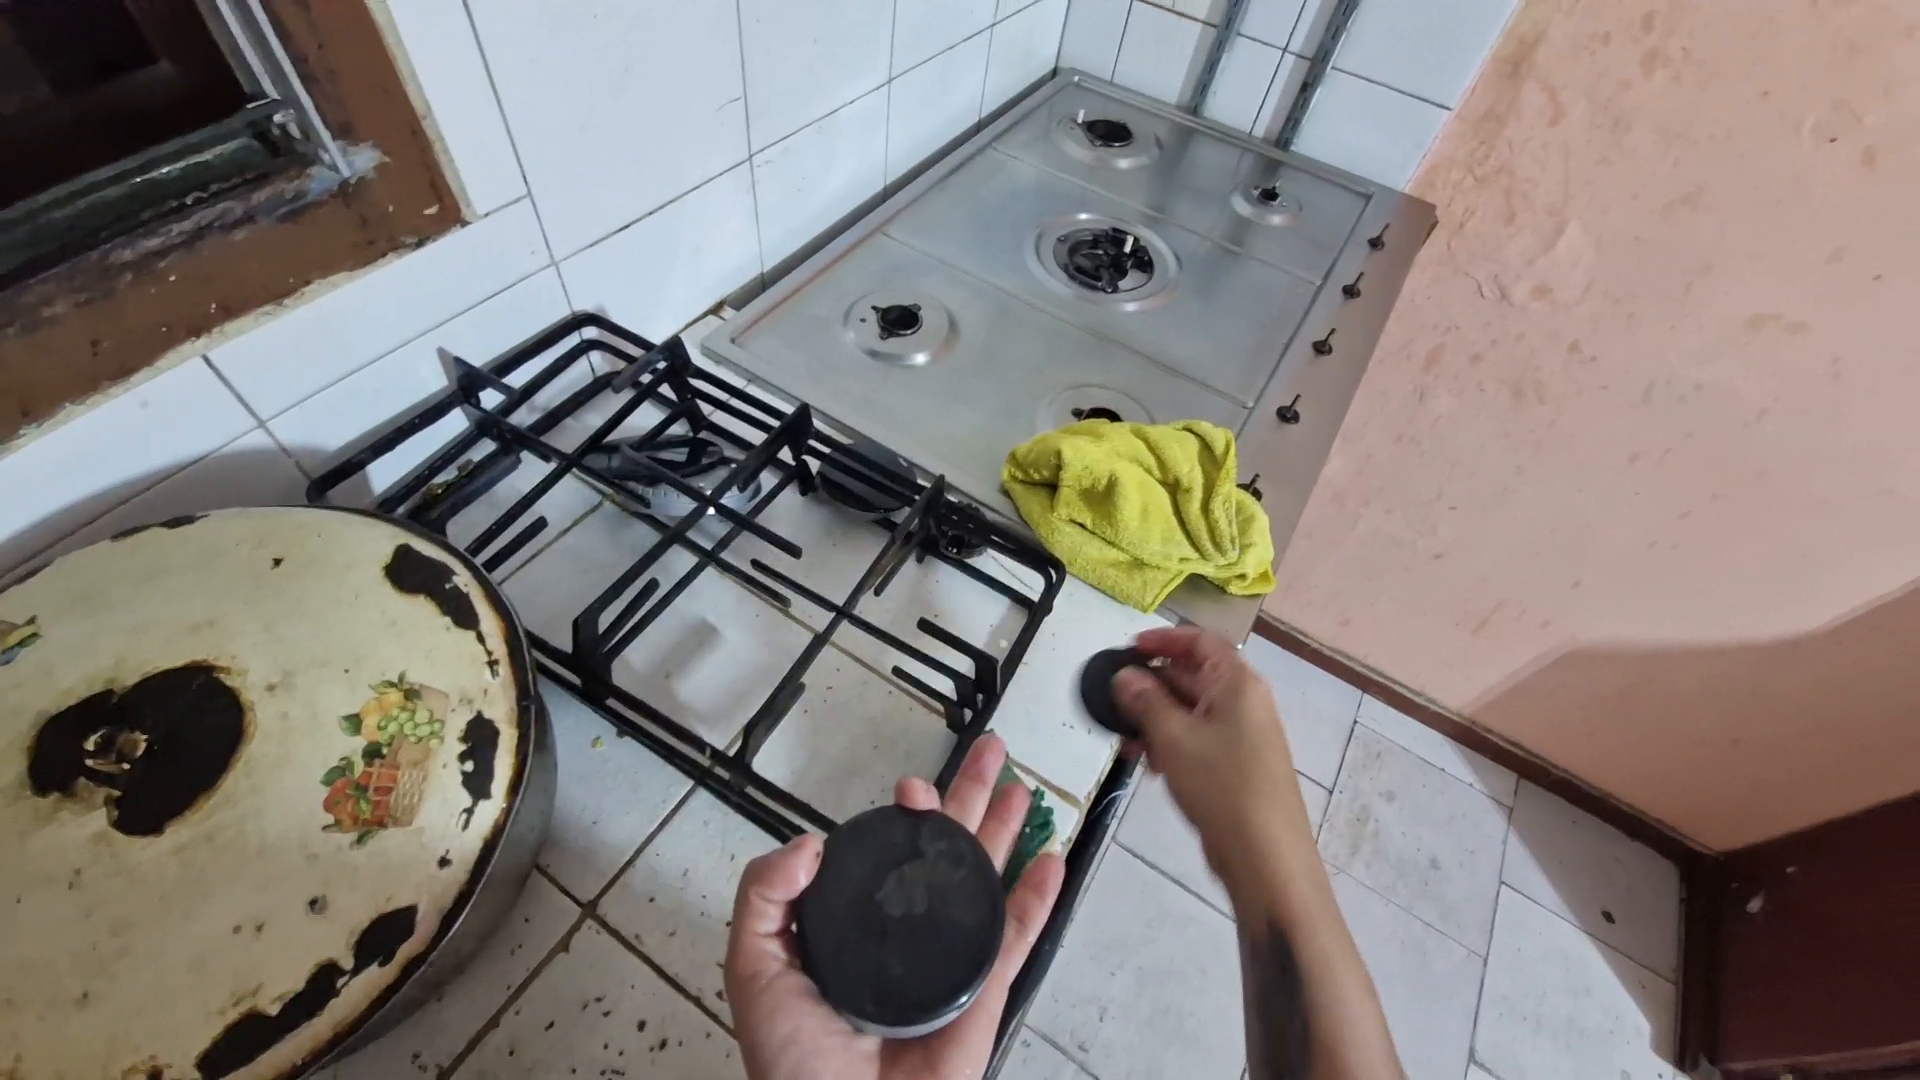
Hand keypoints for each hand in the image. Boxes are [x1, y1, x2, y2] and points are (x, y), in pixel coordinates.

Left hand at [725, 734, 1065, 1079]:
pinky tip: (1053, 859)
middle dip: (972, 793)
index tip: (914, 788)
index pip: (893, 848)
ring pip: (988, 875)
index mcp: (863, 918)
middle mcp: (912, 924)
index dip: (907, 811)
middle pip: (950, 844)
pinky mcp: (986, 987)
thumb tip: (809, 843)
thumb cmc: (796, 1061)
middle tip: (992, 750)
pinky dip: (1040, 896)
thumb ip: (765, 897)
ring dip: (1009, 831)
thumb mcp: (756, 969)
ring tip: (1022, 789)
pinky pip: (1018, 934)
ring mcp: (954, 952)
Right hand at [1113, 625, 1311, 897]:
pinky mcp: (1235, 764)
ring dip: (1155, 718)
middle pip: (1192, 675)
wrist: (1266, 858)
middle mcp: (1243, 702)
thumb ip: (1145, 701)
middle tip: (1112, 698)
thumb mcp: (1174, 738)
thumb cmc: (1221, 786)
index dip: (1163, 639)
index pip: (1200, 641)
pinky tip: (1145, 762)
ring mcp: (1241, 734)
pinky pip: (1196, 738)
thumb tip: (1124, 676)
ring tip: (1123, 738)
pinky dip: (1169, 742)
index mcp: (1237, 683)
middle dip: (1151, 685)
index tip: (1127, 650)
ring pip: (1190, 710)